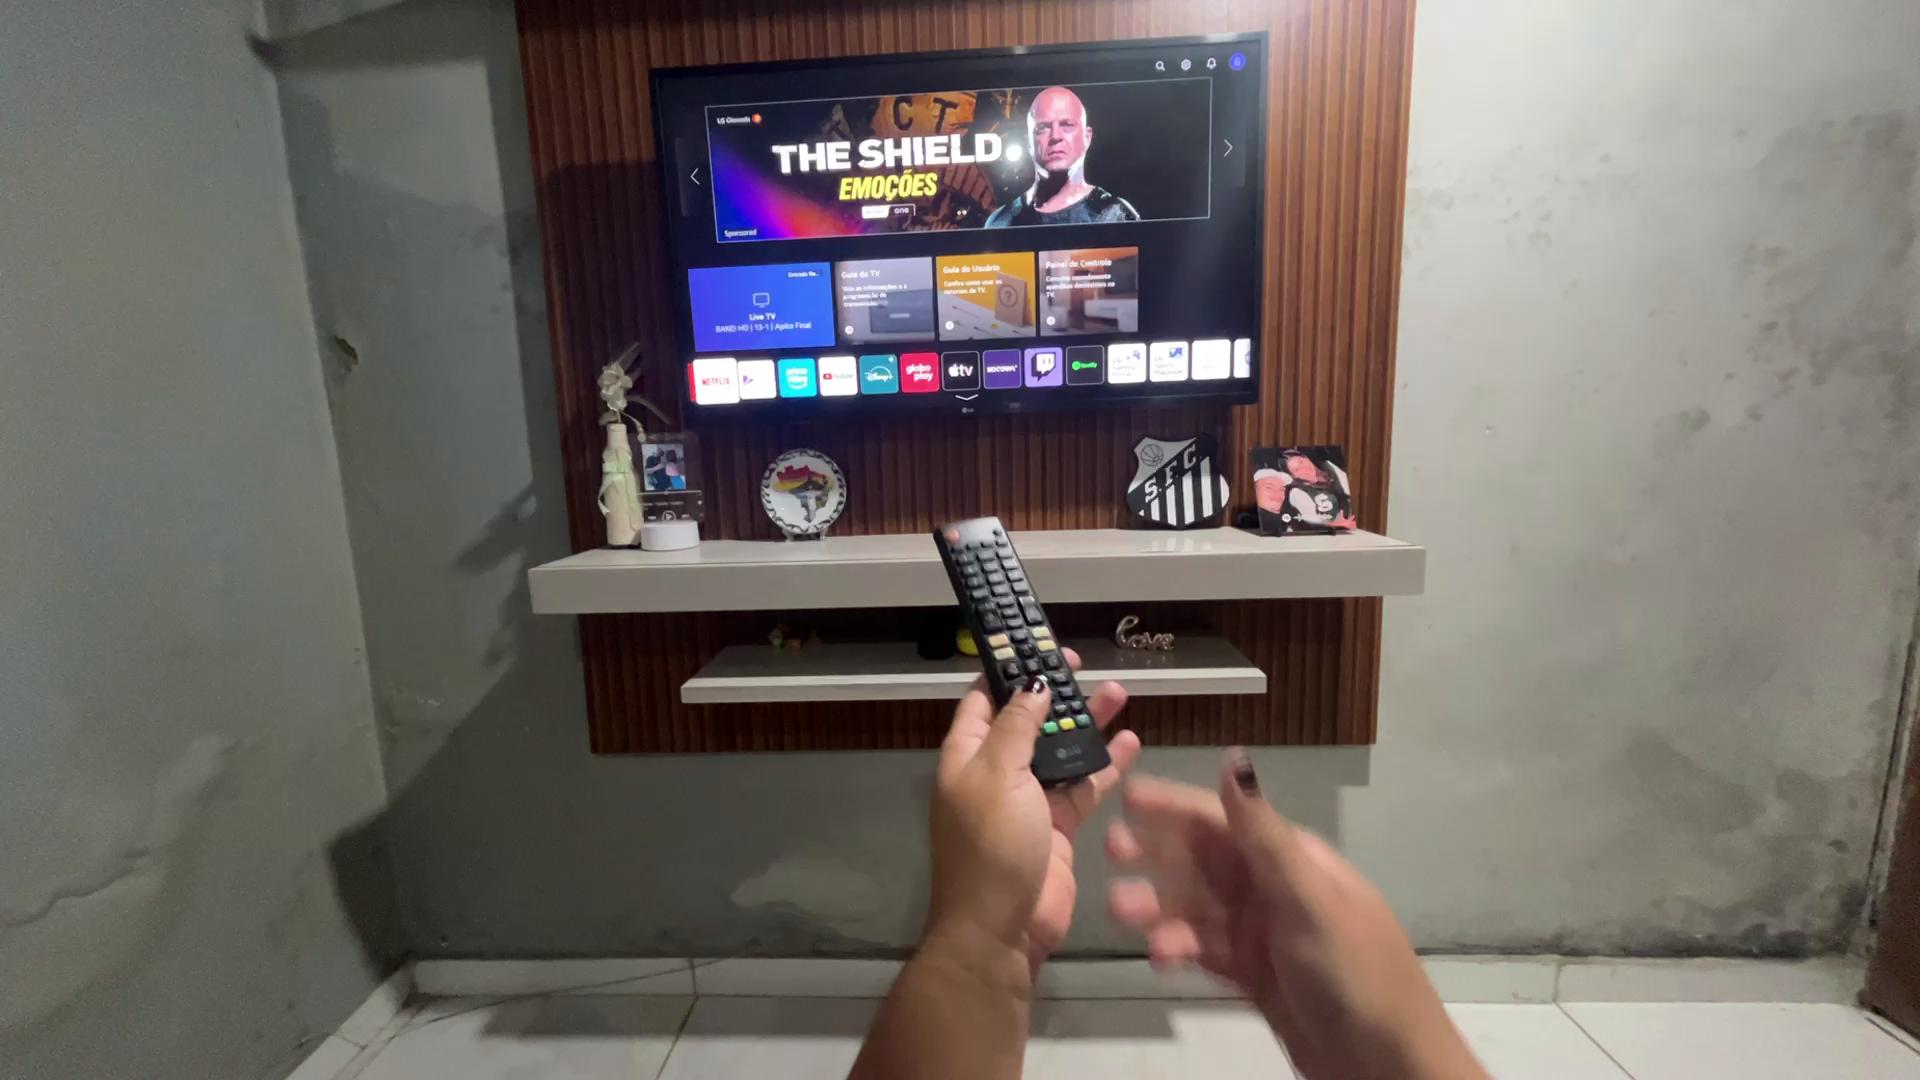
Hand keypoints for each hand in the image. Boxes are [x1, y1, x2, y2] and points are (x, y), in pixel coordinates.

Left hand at [929, 651, 1136, 974]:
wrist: (1003, 929)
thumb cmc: (991, 842)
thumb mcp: (997, 773)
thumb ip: (1016, 726)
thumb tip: (1031, 684)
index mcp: (968, 753)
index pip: (984, 699)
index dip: (1009, 670)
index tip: (1037, 647)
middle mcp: (997, 770)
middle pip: (1028, 719)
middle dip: (1054, 692)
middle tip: (1083, 665)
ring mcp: (1030, 797)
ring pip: (1061, 748)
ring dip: (1086, 722)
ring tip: (1117, 692)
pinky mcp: (1059, 823)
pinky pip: (1084, 783)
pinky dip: (1106, 763)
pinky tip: (1130, 741)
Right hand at [1106, 752, 1487, 1079]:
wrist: (1389, 1075)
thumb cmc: (1353, 973)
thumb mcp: (1305, 898)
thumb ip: (1260, 831)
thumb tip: (1233, 757)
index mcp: (1287, 857)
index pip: (1220, 818)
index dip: (1172, 804)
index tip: (1125, 794)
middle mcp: (1268, 886)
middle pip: (1200, 859)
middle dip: (1155, 853)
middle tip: (1109, 849)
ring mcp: (1259, 931)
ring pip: (1195, 905)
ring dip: (1158, 905)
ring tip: (1120, 910)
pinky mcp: (1251, 972)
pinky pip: (1203, 948)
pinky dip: (1179, 947)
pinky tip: (1159, 956)